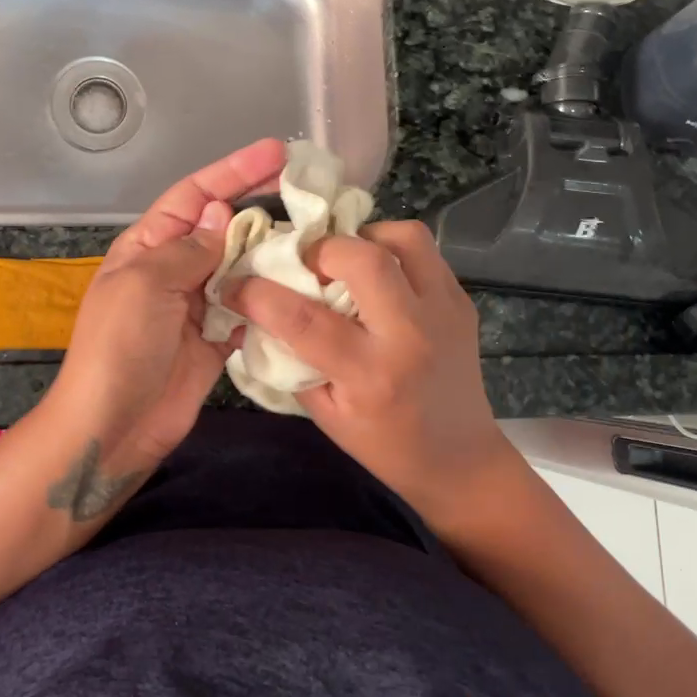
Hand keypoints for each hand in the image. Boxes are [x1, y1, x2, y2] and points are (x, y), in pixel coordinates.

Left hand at [41, 139, 286, 464]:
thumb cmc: (119, 347)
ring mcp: (196, 306)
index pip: (193, 195)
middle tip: (314, 194)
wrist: (113, 426)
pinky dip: (273, 300)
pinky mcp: (216, 341)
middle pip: (224, 227)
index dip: (233, 171)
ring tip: (321, 236)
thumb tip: (222, 213)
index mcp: (147, 247)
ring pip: (242, 268)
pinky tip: (306, 288)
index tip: (277, 152)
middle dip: (263, 207)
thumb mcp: (146, 285)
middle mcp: (173, 269)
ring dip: (275, 253)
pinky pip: (249, 310)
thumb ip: (189, 249)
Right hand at [227, 220, 509, 512]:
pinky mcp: (461, 300)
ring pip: (404, 238)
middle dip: (320, 250)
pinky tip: (376, 279)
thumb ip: (291, 359)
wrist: (461, 459)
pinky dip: (390, 252)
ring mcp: (444, 312)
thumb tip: (255, 314)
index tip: (234, 285)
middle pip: (363, 259)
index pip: (302, 319)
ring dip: (364, 239)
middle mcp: (411, 335)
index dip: (256, 293)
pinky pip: (422, 252)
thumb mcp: (324, 413)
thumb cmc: (383, 444)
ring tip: (346, 262)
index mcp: (370, 375)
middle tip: (304, 265)